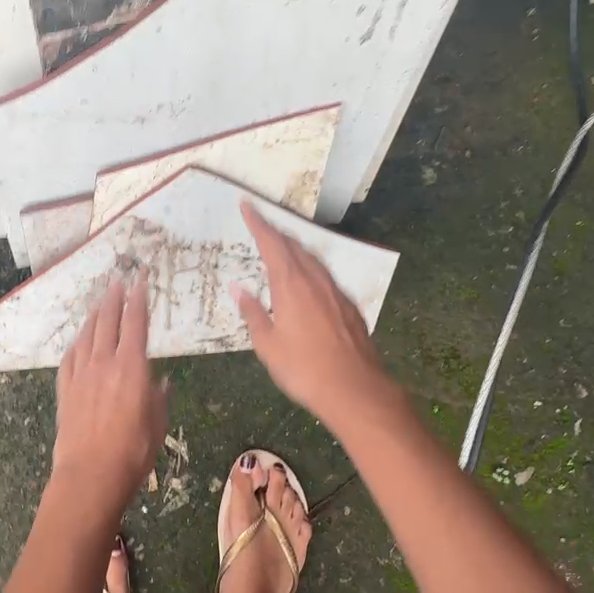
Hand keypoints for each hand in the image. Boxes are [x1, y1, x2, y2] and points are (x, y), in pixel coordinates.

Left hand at [51, 277, 167, 510]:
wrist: (89, 476)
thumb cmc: (132, 453)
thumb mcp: (157, 425)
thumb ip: (158, 398)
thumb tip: (159, 381)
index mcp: (132, 367)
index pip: (136, 322)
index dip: (139, 298)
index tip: (140, 280)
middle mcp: (105, 362)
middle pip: (108, 320)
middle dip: (114, 297)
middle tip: (117, 281)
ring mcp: (81, 374)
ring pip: (87, 334)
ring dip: (94, 315)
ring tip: (99, 303)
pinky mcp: (65, 389)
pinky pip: (70, 357)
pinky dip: (77, 343)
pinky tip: (79, 340)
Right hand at [233, 202, 400, 426]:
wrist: (356, 389)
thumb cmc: (304, 368)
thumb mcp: (268, 345)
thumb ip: (253, 313)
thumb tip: (237, 287)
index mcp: (290, 283)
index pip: (271, 242)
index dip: (258, 222)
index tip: (247, 204)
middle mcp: (313, 279)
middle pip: (292, 245)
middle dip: (275, 232)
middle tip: (261, 224)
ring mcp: (334, 290)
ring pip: (311, 258)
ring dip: (294, 248)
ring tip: (283, 247)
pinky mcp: (349, 305)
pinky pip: (324, 275)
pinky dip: (310, 267)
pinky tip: (309, 279)